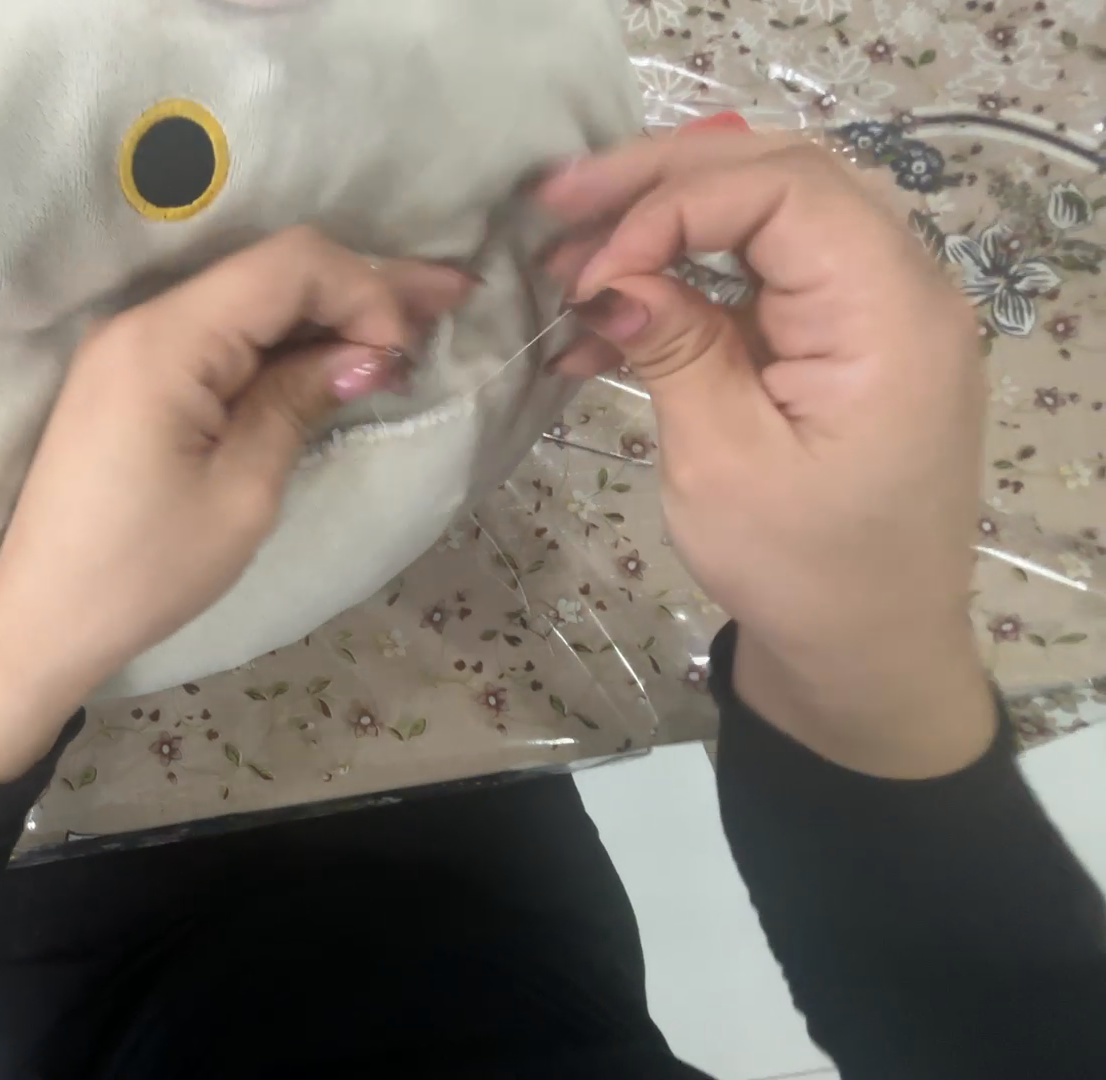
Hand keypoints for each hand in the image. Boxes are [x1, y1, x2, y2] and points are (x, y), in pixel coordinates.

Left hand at [0, 228, 474, 780]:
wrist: (45, 618)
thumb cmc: (145, 571)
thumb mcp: (242, 492)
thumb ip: (298, 401)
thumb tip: (365, 353)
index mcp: (165, 340)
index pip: (287, 265)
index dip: (363, 288)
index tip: (402, 352)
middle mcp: (140, 323)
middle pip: (267, 276)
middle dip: (356, 292)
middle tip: (446, 302)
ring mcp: (125, 349)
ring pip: (243, 306)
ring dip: (319, 318)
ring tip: (402, 330)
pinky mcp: (123, 380)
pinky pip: (211, 342)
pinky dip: (271, 348)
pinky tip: (326, 356)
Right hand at [537, 131, 996, 778]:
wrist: (855, 634)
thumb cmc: (796, 561)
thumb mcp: (721, 459)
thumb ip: (676, 350)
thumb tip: (613, 278)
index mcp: (885, 314)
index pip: (784, 192)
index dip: (672, 208)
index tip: (588, 276)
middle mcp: (884, 288)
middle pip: (775, 179)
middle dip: (656, 181)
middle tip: (554, 202)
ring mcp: (850, 313)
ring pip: (752, 222)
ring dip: (651, 230)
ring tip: (559, 266)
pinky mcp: (813, 343)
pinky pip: (736, 286)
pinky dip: (663, 292)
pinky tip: (592, 331)